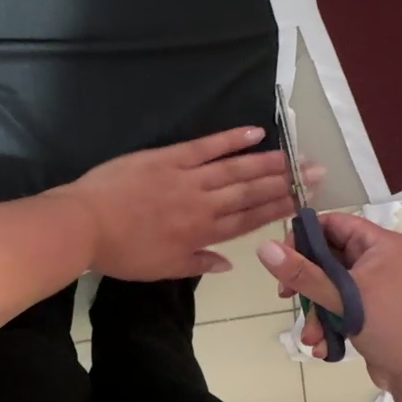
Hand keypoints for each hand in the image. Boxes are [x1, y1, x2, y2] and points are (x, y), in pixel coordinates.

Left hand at [56, 127, 296, 280]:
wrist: (84, 224)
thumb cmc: (119, 252)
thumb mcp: (160, 269)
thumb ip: (196, 264)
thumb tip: (230, 264)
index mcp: (200, 235)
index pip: (247, 221)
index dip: (278, 210)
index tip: (304, 202)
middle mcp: (202, 206)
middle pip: (250, 193)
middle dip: (286, 184)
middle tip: (317, 173)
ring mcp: (186, 179)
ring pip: (236, 169)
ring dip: (269, 162)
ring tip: (296, 156)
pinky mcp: (168, 158)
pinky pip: (206, 146)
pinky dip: (231, 139)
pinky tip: (255, 132)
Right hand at [256, 213, 401, 389]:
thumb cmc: (392, 327)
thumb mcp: (342, 297)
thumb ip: (301, 273)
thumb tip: (263, 247)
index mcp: (382, 245)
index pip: (333, 224)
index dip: (303, 237)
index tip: (282, 261)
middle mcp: (382, 261)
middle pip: (329, 258)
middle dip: (306, 283)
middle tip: (287, 297)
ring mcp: (380, 287)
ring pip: (333, 287)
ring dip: (316, 311)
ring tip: (311, 334)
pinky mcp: (377, 311)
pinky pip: (344, 307)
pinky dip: (330, 323)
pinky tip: (324, 344)